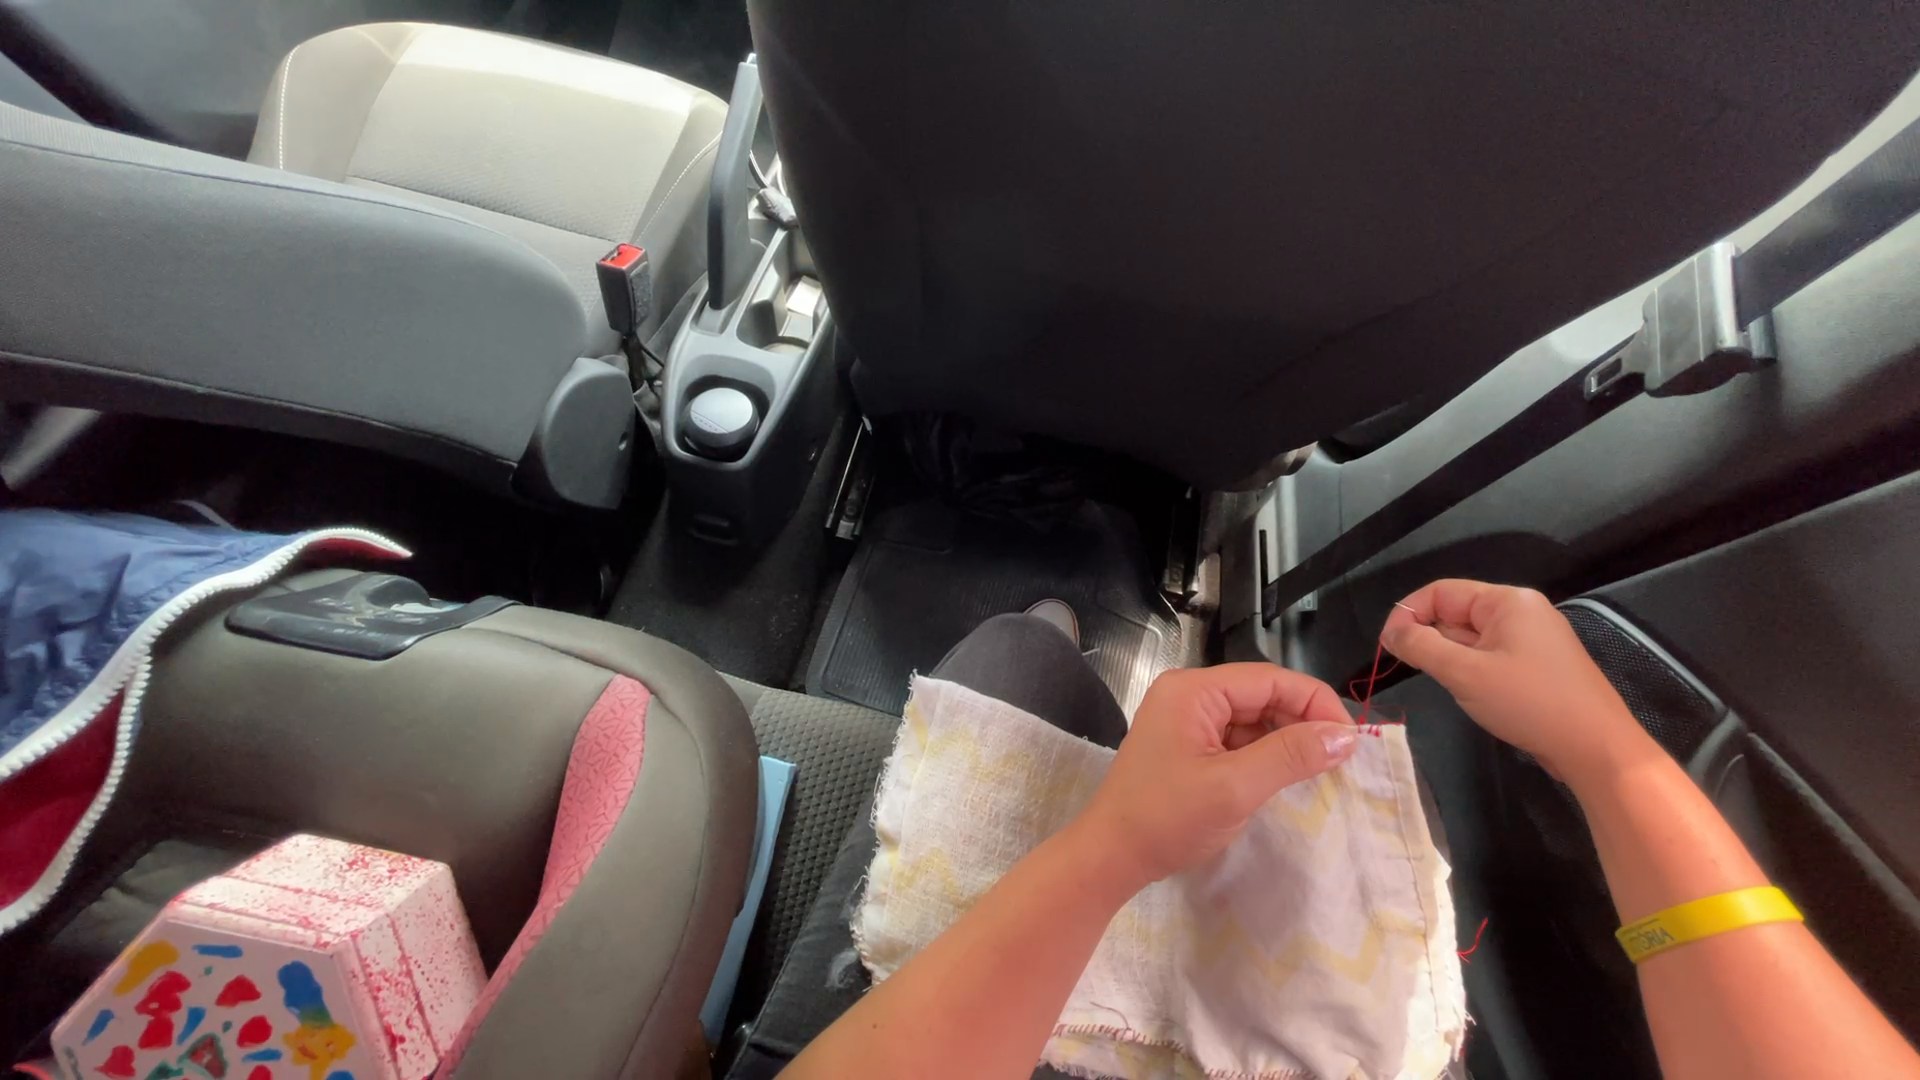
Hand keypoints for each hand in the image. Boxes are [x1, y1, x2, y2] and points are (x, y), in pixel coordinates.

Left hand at [1073, 663, 1357, 892]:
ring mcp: (1185, 719)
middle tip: (1342, 760)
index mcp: (1192, 690)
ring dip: (1286, 740)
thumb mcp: (1234, 787)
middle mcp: (1188, 694)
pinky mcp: (1187, 744)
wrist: (1112, 854)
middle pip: (1261, 694)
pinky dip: (1264, 754)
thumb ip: (1289, 756)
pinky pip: (1237, 738)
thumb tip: (1346, 736)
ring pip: (1252, 717)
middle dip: (1303, 722)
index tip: (1352, 741)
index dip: (1315, 703)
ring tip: (1321, 770)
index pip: (1269, 679)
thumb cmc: (1166, 818)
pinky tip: (1287, 776)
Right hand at [1380, 579, 1659, 788]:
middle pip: (1453, 612)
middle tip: (1412, 668)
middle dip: (1428, 637)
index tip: (1388, 645)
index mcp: (1507, 601)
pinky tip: (1469, 692)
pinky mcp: (1535, 664)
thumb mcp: (1463, 673)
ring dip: (1447, 656)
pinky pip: (1486, 654)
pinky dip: (1468, 668)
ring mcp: (1531, 639)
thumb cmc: (1529, 703)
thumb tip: (1390, 633)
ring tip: (1446, 682)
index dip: (1407, 613)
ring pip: (1467, 637)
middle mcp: (1521, 611)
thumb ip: (1419, 646)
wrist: (1598, 751)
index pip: (1440, 592)